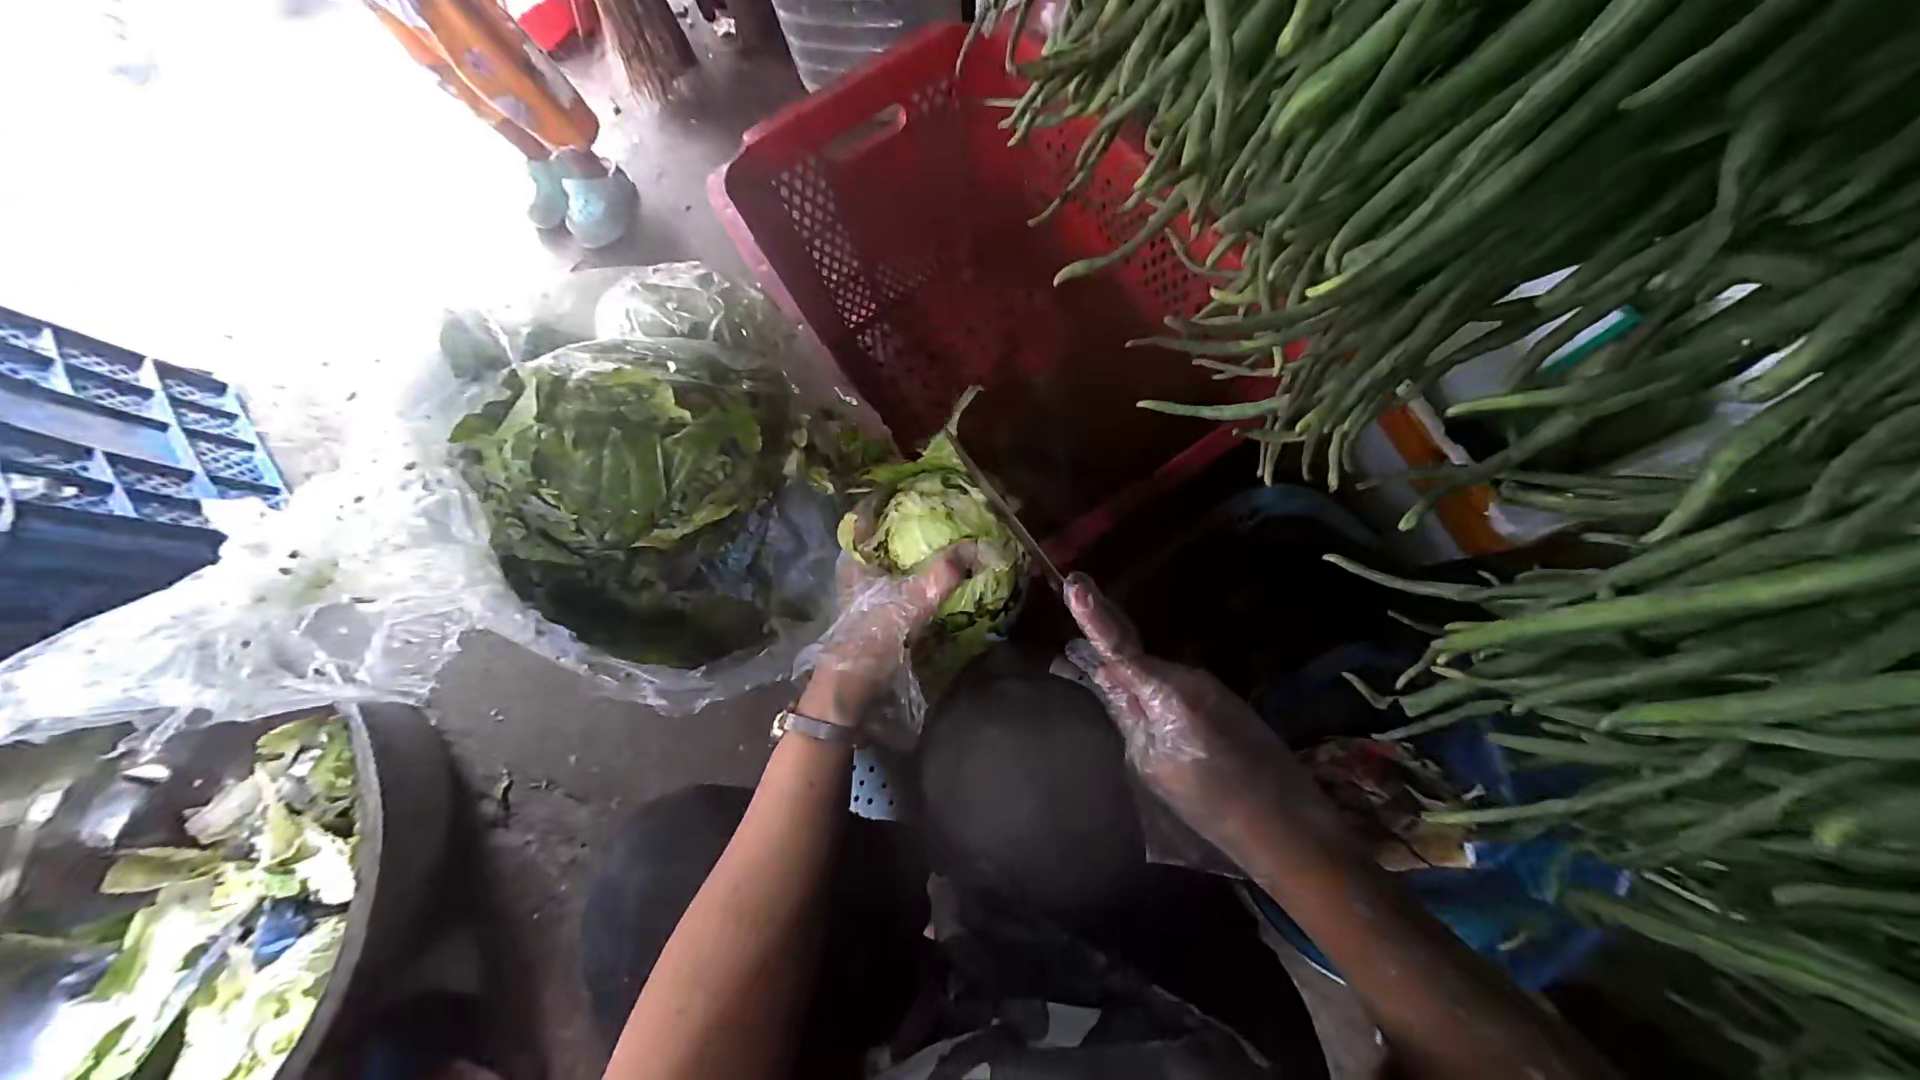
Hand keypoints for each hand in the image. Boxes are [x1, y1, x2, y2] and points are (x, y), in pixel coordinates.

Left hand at [805, 505, 976, 722]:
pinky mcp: (882, 617)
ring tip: (953, 540)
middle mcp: (859, 573)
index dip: (885, 499)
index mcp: (855, 561)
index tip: (915, 488)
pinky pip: (907, 587)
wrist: (850, 692)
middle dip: (912, 526)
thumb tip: (979, 548)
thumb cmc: (868, 640)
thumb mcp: (908, 603)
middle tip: (945, 513)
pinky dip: (924, 579)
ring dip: (920, 554)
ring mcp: (870, 596)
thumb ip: (942, 575)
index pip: (865, 518)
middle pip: (884, 540)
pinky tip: (947, 579)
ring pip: (896, 564)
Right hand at [1063, 572, 1339, 846]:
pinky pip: (1170, 681)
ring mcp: (1207, 684)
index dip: (1094, 616)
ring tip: (1096, 665)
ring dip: (1125, 665)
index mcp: (1168, 696)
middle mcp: (1189, 677)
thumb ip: (1125, 713)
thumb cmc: (1212, 805)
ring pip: (1152, 668)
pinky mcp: (1218, 695)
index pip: (1120, 649)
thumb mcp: (1152, 764)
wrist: (1287, 824)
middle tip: (1077, 593)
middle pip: (1134, 651)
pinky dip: (1147, 682)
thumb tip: (1103, 675)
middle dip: (1103, 627)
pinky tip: (1136, 695)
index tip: (1075, 584)